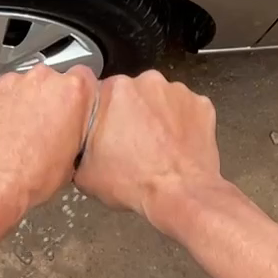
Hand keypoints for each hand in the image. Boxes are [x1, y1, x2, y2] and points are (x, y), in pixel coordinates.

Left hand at [0, 64, 98, 217]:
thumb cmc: (30, 179)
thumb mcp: (71, 161)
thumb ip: (74, 133)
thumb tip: (67, 133)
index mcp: (72, 92)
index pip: (83, 78)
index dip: (75, 98)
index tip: (69, 109)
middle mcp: (42, 79)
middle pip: (49, 82)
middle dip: (45, 101)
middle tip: (39, 130)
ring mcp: (10, 83)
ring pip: (20, 88)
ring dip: (19, 105)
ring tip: (14, 136)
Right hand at [74, 71, 228, 232]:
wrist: (179, 194)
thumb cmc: (136, 183)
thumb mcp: (84, 175)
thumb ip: (77, 150)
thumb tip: (78, 149)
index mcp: (114, 91)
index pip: (100, 94)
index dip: (100, 117)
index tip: (103, 133)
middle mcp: (147, 83)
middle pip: (131, 95)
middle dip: (128, 115)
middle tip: (127, 145)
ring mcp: (177, 92)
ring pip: (158, 101)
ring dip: (154, 119)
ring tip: (152, 149)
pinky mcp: (200, 104)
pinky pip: (184, 111)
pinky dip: (178, 125)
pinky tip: (171, 148)